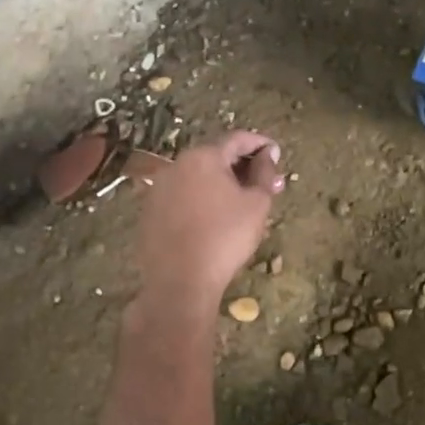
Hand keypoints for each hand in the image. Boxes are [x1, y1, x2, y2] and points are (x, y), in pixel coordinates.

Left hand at [135, 131, 283, 306]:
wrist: (179, 285)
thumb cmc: (225, 237)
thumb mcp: (257, 202)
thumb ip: (264, 172)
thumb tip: (267, 154)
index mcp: (203, 157)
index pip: (238, 139)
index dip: (261, 144)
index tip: (276, 155)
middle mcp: (176, 166)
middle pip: (216, 157)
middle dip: (243, 166)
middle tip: (266, 183)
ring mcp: (158, 191)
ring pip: (198, 177)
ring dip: (222, 183)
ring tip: (243, 202)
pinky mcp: (148, 214)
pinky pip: (182, 196)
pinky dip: (202, 198)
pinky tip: (215, 217)